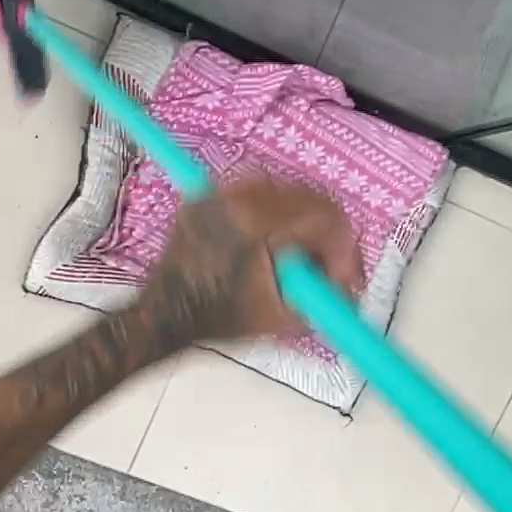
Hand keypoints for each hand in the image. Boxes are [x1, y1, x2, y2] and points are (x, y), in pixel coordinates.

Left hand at [131, 176, 363, 347]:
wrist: (160, 316)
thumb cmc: (214, 318)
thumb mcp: (277, 317)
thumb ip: (322, 301)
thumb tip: (351, 294)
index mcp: (257, 221)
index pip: (325, 217)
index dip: (344, 250)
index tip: (344, 280)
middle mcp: (238, 197)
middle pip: (308, 200)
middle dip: (325, 236)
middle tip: (327, 270)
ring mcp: (217, 194)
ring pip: (282, 193)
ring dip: (300, 223)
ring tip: (299, 259)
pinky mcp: (203, 200)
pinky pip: (251, 196)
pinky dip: (269, 215)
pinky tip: (270, 245)